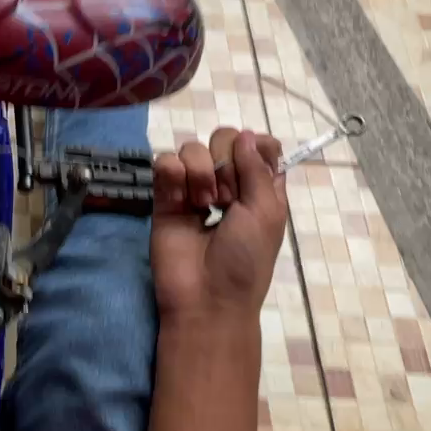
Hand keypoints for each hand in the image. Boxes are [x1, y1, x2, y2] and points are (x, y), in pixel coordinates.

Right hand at [149, 129, 287, 323]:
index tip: (253, 167)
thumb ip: (257, 170)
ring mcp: (193, 187)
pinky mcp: (164, 195)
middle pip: (224, 139)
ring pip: (193, 148)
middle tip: (227, 199)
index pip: (258, 144)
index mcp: (259, 187)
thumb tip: (246, 134)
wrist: (205, 296)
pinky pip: (165, 162)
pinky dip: (173, 175)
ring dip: (201, 175)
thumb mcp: (266, 213)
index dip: (255, 147)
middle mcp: (227, 182)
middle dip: (226, 163)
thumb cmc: (245, 259)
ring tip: (203, 206)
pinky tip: (180, 201)